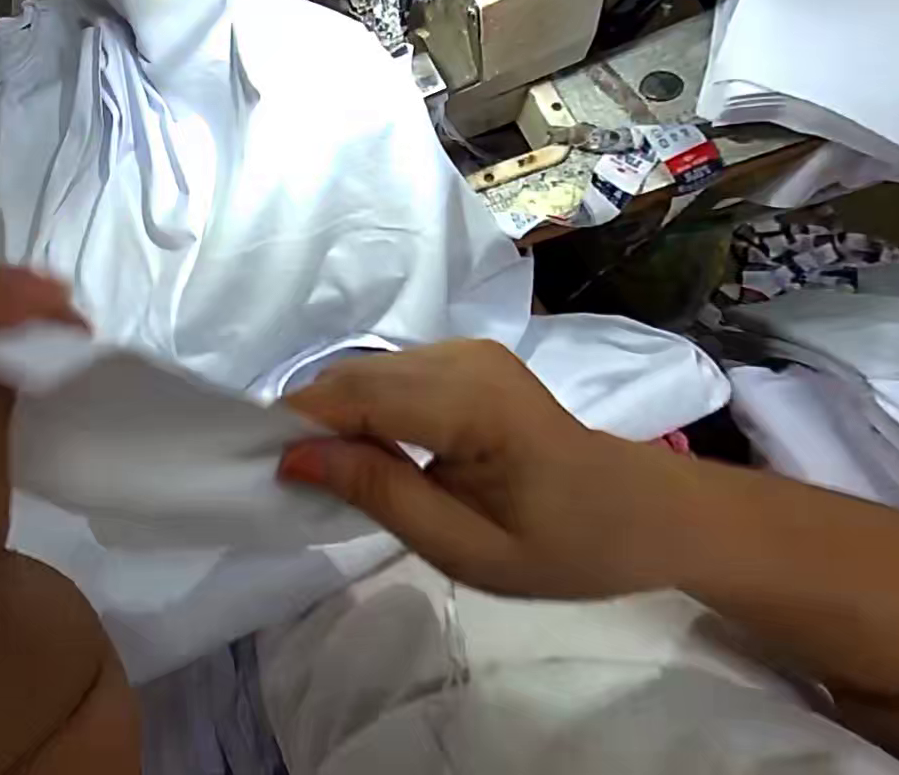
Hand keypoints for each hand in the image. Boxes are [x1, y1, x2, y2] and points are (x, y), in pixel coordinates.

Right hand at [278, 340, 695, 600]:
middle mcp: (465, 357)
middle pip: (360, 375)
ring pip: (369, 369)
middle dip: (314, 417)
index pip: (364, 396)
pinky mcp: (462, 354)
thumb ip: (380, 494)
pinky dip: (363, 403)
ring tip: (326, 462)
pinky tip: (367, 441)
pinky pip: (391, 371)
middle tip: (290, 470)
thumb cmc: (562, 545)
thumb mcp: (466, 549)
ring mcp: (465, 348)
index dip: (305, 422)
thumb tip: (296, 457)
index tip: (266, 461)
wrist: (633, 508)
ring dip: (336, 410)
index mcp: (475, 403)